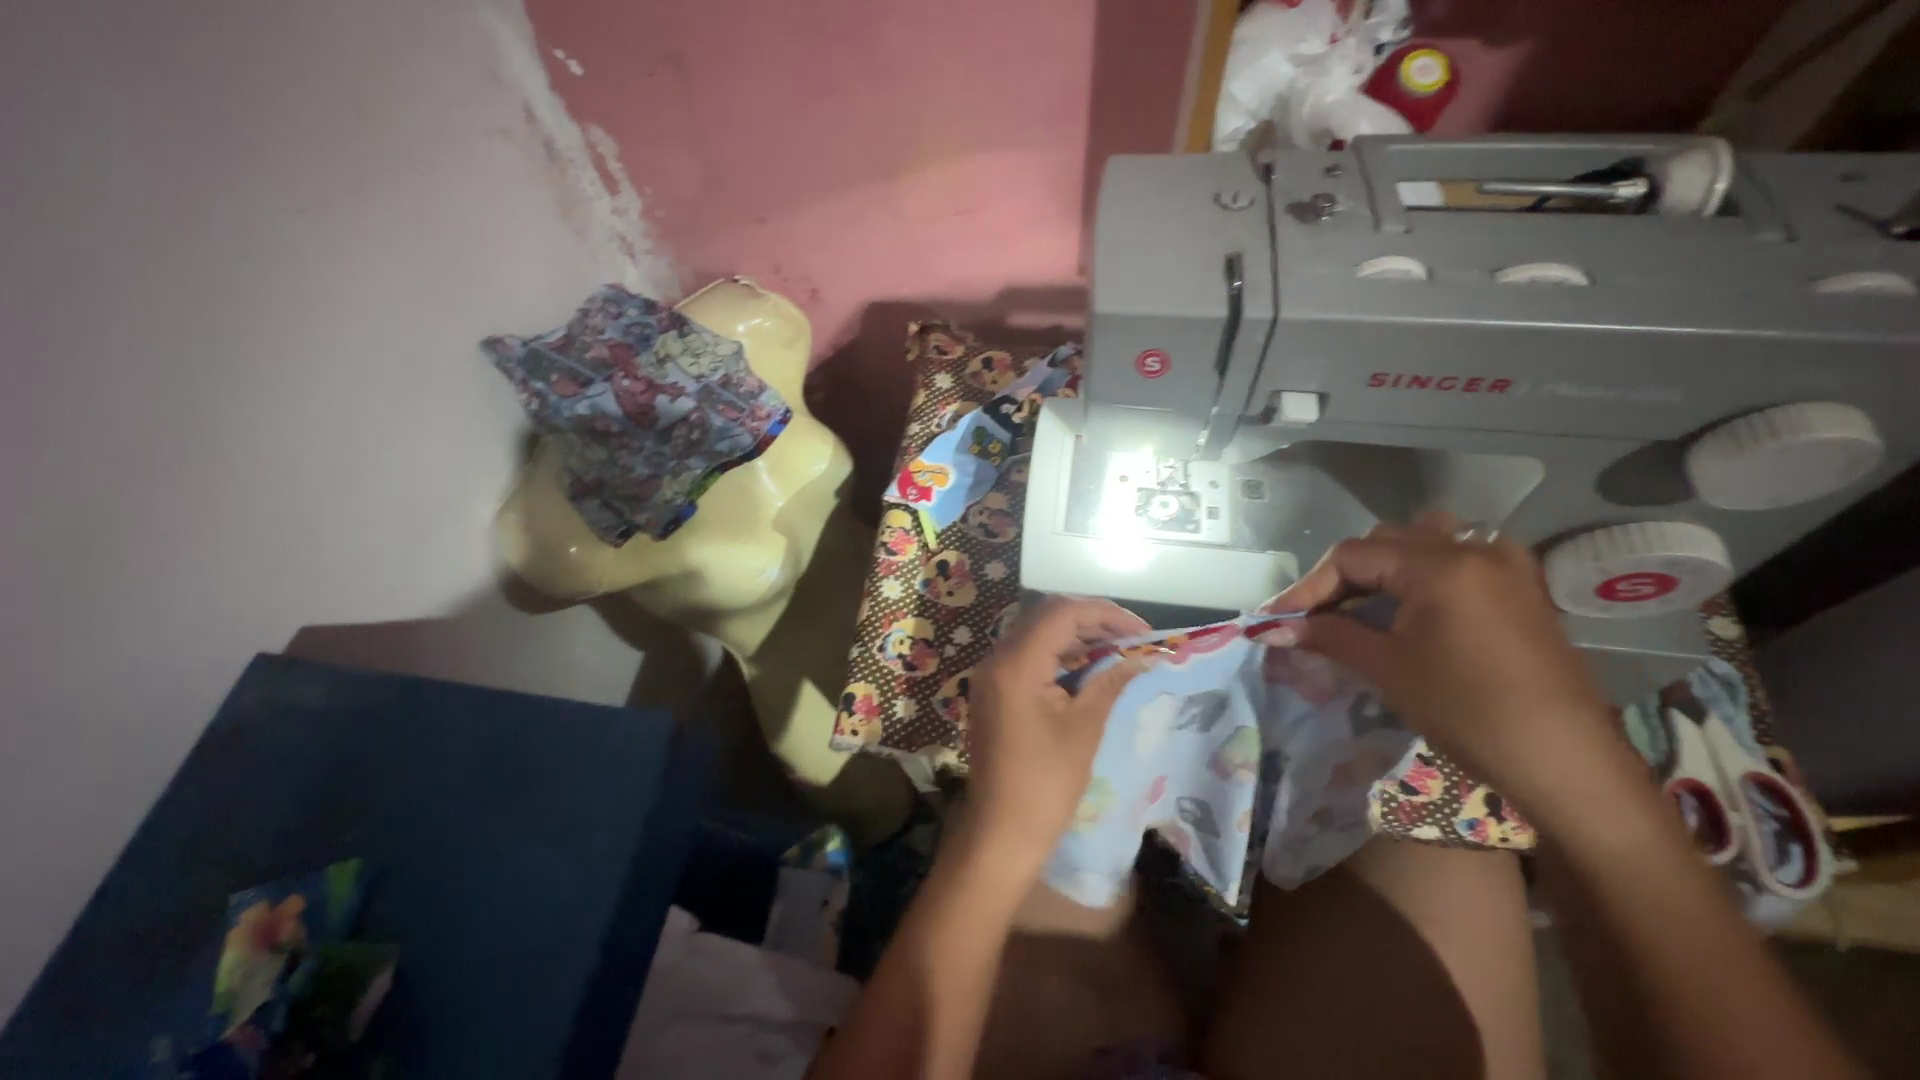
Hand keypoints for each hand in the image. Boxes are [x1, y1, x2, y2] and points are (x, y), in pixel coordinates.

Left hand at [961, 597, 1150, 879]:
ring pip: (1036, 635)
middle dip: (1092, 620)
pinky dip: (1059, 656)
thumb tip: (1141, 658)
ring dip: (1076, 637)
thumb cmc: (1045, 784)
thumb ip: (1110, 682)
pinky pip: (1027, 657)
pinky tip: (1089, 669)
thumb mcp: (1084, 728)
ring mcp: (990, 676)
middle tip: (1133, 638)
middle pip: (1046, 617)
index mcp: (1017, 664)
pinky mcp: (993, 693)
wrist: (1000, 833)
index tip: (1142, 631)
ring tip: (1119, 650)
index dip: (1106, 613)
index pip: (1062, 612)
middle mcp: (996, 659)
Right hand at [1256, 513, 1619, 806]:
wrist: (1562, 760)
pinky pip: (1462, 560)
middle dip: (1344, 576)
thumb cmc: (1467, 711)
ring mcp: (1506, 565)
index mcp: (1440, 564)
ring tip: (1361, 605)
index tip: (1277, 619)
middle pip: (1387, 542)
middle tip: (1314, 617)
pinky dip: (1425, 574)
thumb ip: (1329, 635)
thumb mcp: (1388, 669)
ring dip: (1386, 567)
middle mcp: (1474, 549)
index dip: (1309, 586)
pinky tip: (1412, 606)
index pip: (1353, 555)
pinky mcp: (1523, 588)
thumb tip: (1273, 628)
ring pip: (1426, 543)